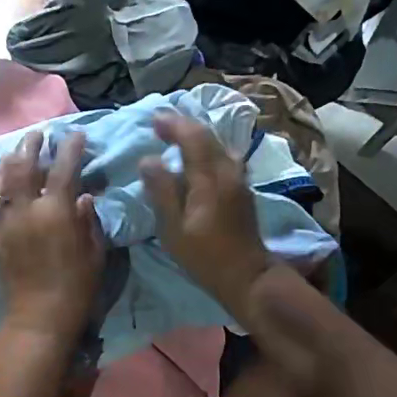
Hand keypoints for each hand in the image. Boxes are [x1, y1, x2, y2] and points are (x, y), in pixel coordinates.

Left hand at [0, 131, 104, 335]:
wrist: (42, 316)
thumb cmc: (78, 285)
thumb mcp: (95, 251)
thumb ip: (88, 220)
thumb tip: (83, 197)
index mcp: (55, 210)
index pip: (64, 168)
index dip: (70, 148)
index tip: (75, 134)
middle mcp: (25, 210)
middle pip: (23, 167)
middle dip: (30, 146)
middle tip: (37, 135)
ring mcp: (2, 226)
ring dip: (3, 166)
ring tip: (10, 157)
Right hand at [140, 112, 273, 319]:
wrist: (248, 276)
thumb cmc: (205, 256)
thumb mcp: (174, 228)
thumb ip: (162, 190)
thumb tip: (148, 160)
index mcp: (210, 177)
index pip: (193, 136)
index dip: (173, 124)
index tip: (153, 120)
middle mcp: (229, 171)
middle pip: (208, 136)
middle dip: (184, 126)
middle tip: (161, 126)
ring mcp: (240, 180)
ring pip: (219, 145)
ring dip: (197, 137)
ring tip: (176, 140)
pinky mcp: (243, 190)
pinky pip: (225, 157)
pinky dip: (208, 150)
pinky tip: (197, 160)